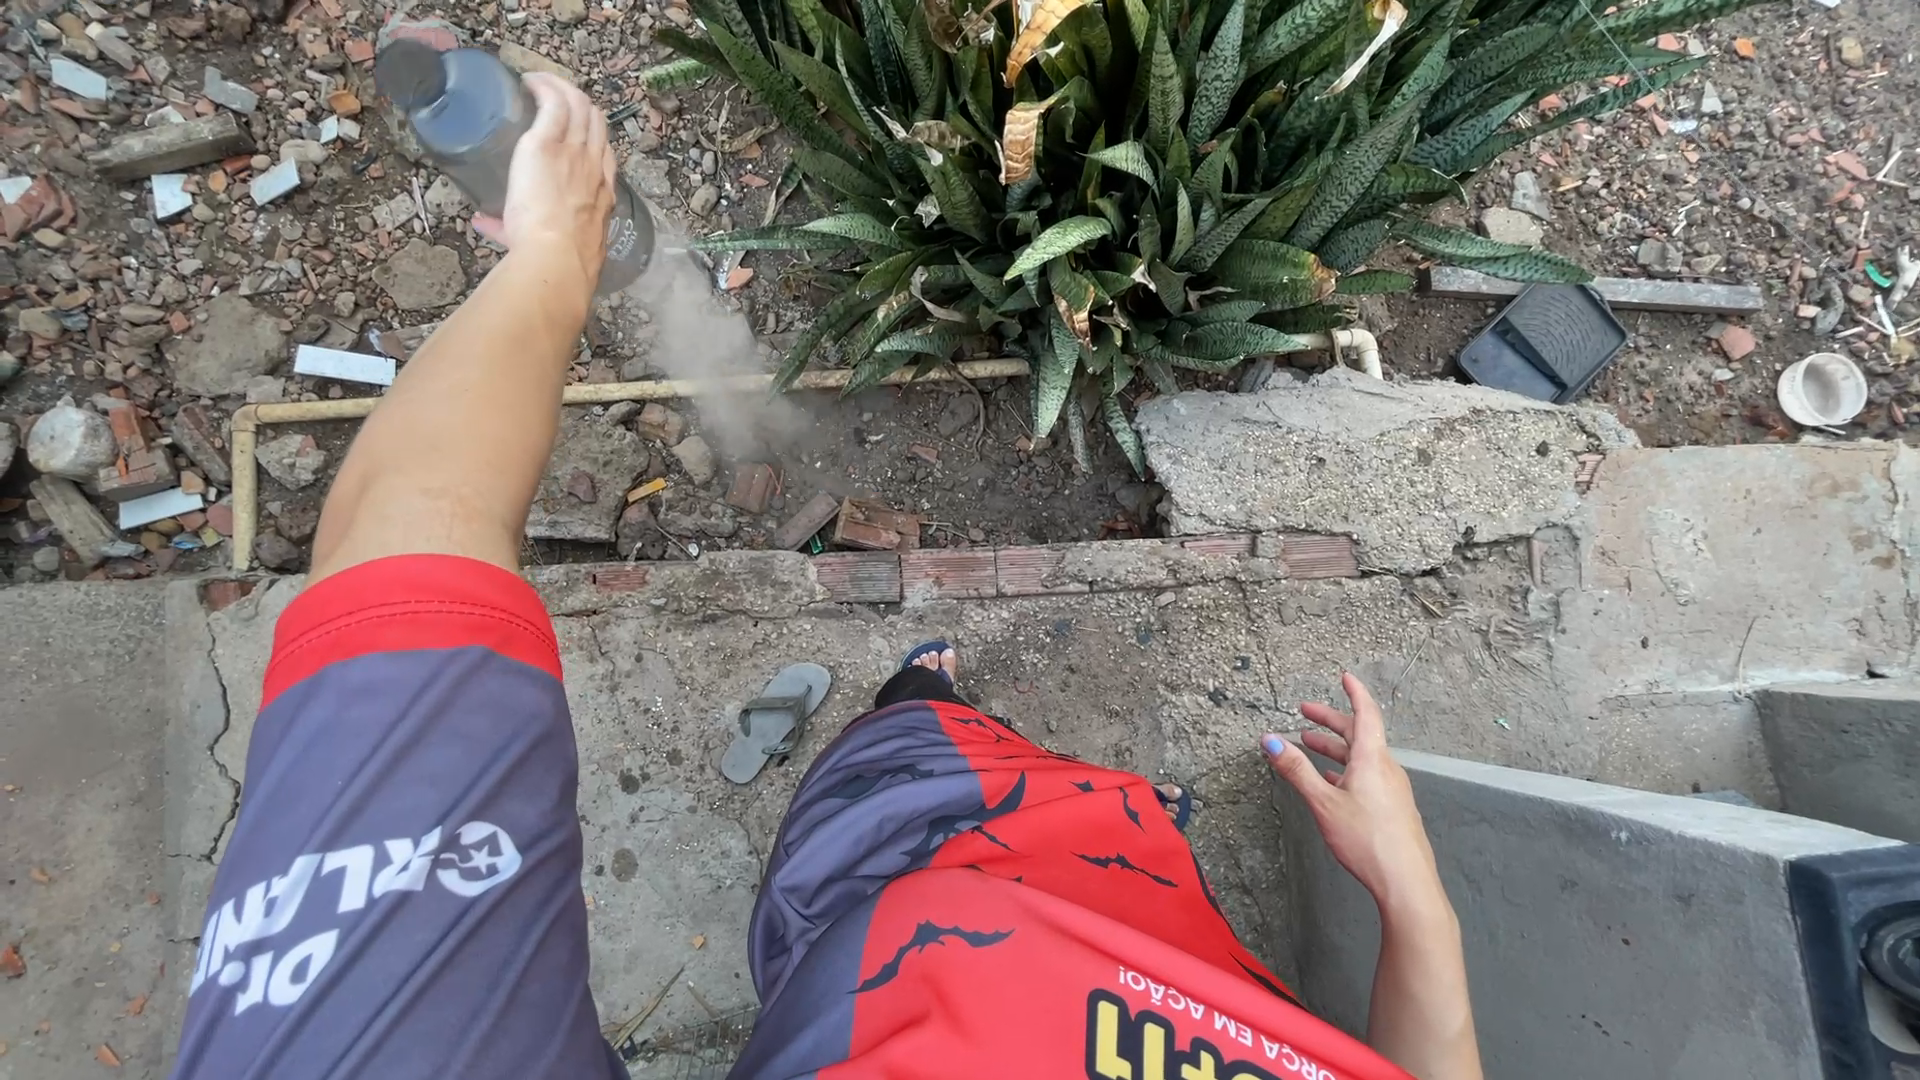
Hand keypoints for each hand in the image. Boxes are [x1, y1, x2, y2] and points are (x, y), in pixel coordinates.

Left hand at [471, 72, 615, 288]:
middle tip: (553, 99)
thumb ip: (512, 230)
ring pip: (581, 105)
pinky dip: (543, 85)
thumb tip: (484, 224)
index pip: (604, 156)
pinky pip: (554, 102)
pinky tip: (528, 80)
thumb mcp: (551, 243)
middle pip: (597, 123)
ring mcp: (574, 154)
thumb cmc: (560, 259)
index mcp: (601, 195)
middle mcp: (593, 169)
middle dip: (579, 104)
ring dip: (561, 88)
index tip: (571, 133)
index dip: (591, 138)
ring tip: (540, 82)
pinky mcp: (548, 143)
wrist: (559, 256)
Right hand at [1262, 673, 1446, 919]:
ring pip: (1361, 757)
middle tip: (1305, 712)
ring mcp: (1391, 789)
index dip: (1355, 693)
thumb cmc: (1367, 840)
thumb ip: (1296, 769)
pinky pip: (1366, 775)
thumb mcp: (1323, 801)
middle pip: (1360, 734)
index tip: (1344, 677)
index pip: (1365, 714)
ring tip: (1308, 746)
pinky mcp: (1391, 807)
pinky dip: (1343, 768)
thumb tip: (1270, 739)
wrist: (1406, 884)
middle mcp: (1386, 769)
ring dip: (1334, 747)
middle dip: (1331, 721)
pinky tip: (1329, 781)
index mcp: (1373, 760)